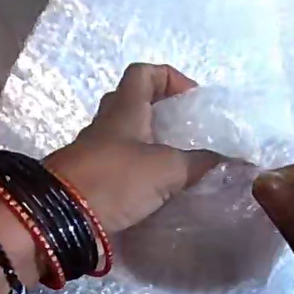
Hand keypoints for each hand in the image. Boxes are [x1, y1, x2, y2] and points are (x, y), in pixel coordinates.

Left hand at [44, 64, 223, 233]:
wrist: (62, 219)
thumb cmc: (115, 180)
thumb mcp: (166, 169)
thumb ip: (198, 164)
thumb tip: (230, 161)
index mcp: (123, 110)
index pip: (143, 73)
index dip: (169, 77)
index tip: (192, 99)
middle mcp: (105, 127)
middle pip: (132, 105)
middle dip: (159, 114)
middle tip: (185, 135)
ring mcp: (92, 156)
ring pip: (124, 140)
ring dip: (148, 148)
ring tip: (175, 167)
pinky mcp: (89, 184)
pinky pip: (117, 169)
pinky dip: (136, 175)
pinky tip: (155, 193)